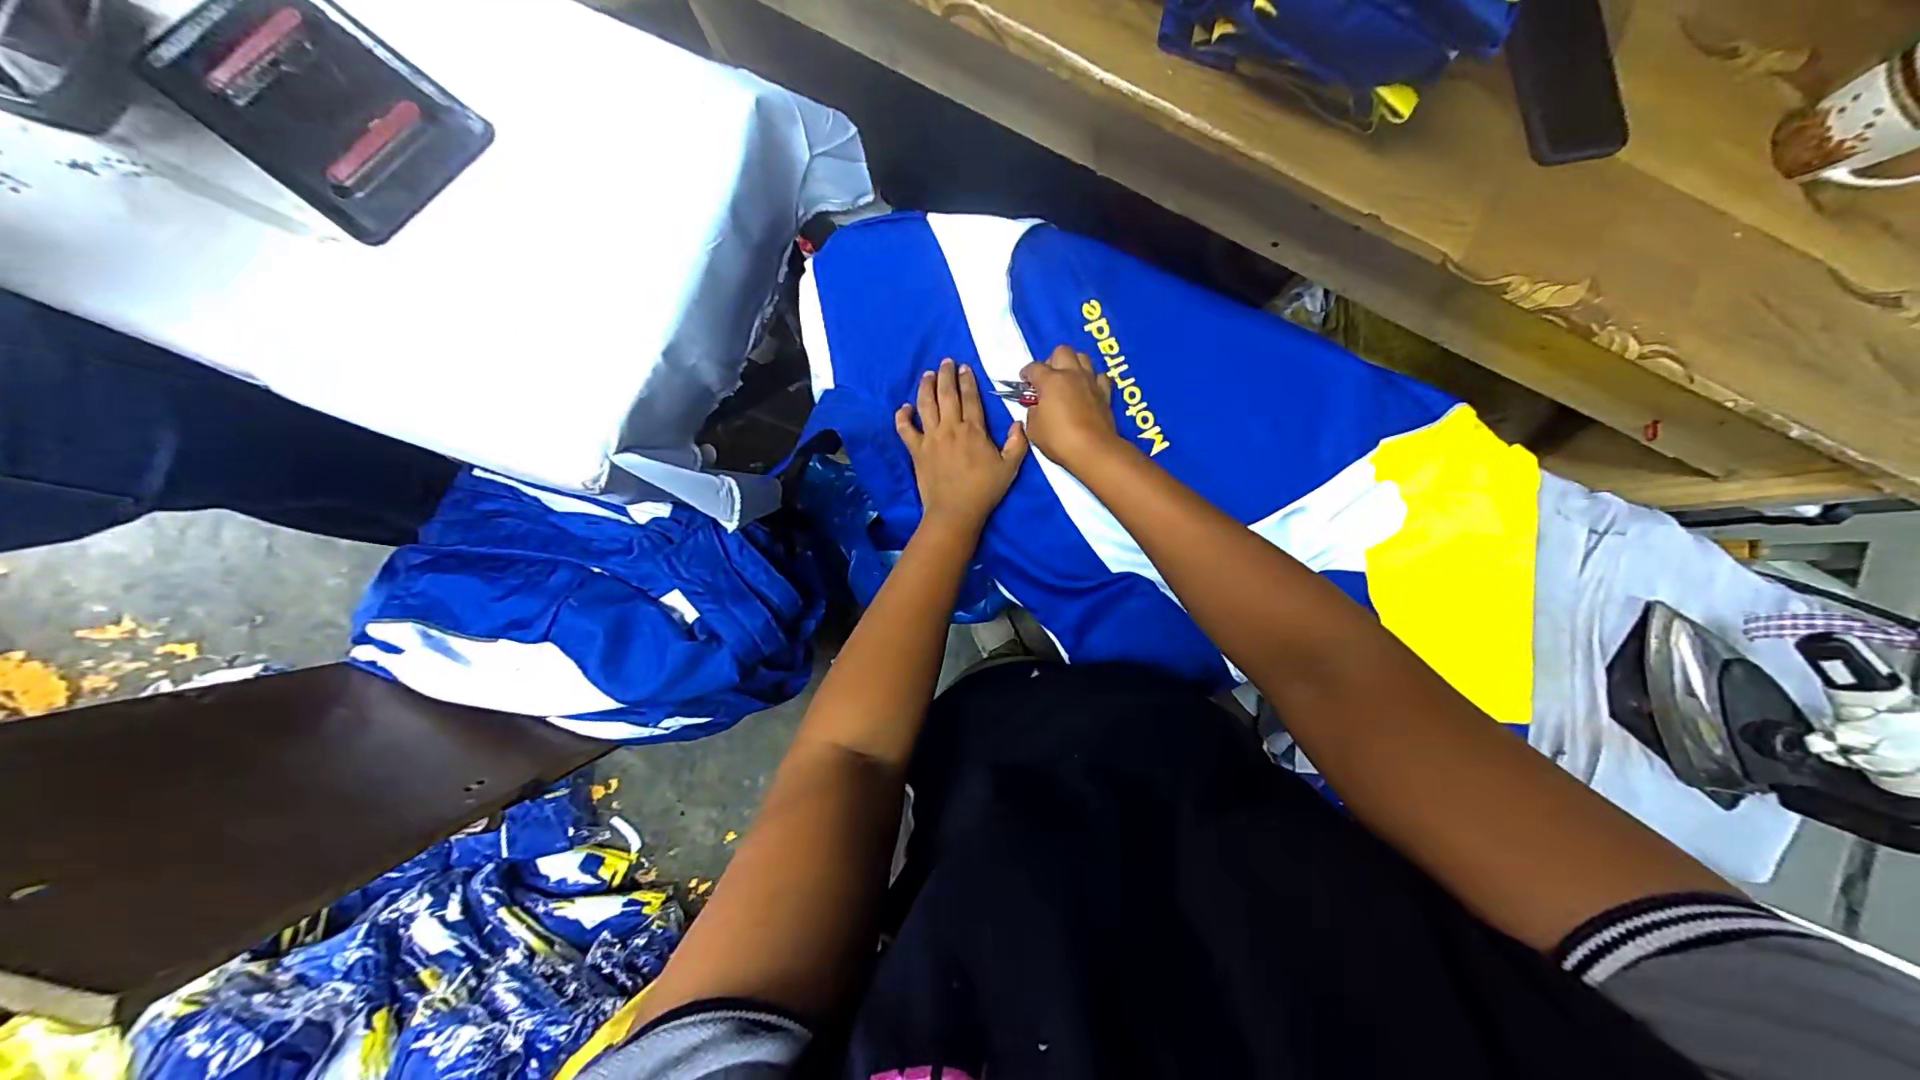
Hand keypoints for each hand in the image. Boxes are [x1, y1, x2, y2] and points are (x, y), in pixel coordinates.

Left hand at [895, 358, 1029, 533]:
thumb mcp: (1010, 467)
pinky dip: (903, 416)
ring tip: (927, 374)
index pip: (970, 398)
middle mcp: (950, 428)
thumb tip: (1018, 423)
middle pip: (947, 395)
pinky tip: (903, 407)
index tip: (964, 368)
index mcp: (974, 430)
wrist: (955, 511)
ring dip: (926, 387)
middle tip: (946, 362)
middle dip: (946, 375)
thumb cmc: (984, 490)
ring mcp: (931, 438)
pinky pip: (905, 429)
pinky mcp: (916, 450)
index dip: (967, 381)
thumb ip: (1017, 443)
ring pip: (926, 405)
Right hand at [1019, 346, 1123, 469]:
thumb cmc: (1058, 439)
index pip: (1033, 367)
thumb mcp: (1033, 428)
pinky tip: (1088, 389)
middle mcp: (1072, 374)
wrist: (1093, 450)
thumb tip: (1037, 407)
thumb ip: (1032, 412)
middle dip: (1052, 361)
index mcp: (1051, 380)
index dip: (1026, 374)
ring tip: (1068, 380)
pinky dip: (1093, 379)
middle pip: (1061, 351)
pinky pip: (1099, 376)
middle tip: (1048, 379)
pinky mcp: (1105, 393)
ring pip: (1083, 357)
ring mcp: (1091, 381)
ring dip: (1073, 364)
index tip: (1024, 382)